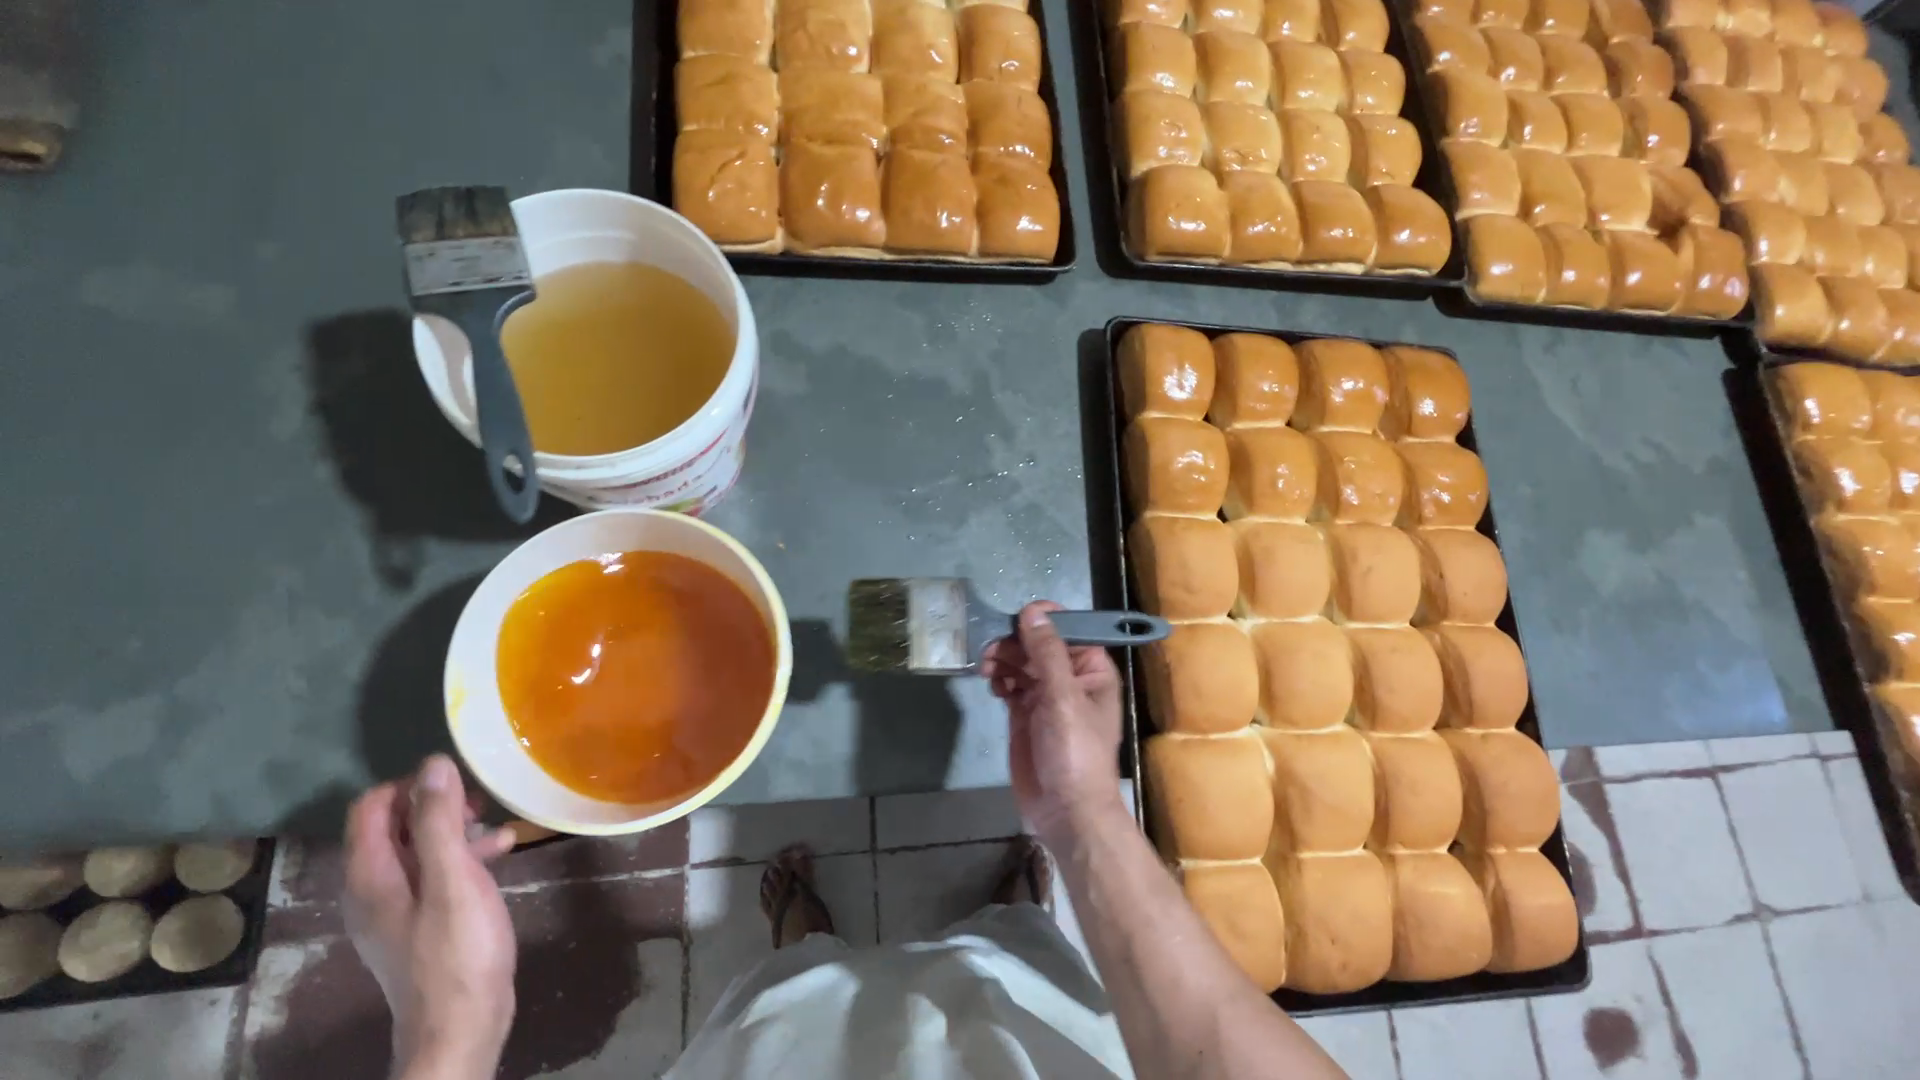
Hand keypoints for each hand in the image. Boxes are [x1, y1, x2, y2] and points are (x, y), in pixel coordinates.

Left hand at [342, 755, 518, 1078]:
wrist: (461, 1027)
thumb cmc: (458, 950)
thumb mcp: (453, 878)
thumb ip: (438, 822)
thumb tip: (433, 766)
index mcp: (370, 876)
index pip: (370, 807)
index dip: (410, 786)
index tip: (458, 782)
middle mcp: (372, 889)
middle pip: (392, 826)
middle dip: (436, 806)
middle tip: (481, 803)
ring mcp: (396, 910)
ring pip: (418, 850)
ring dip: (454, 830)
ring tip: (498, 825)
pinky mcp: (420, 925)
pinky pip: (434, 874)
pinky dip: (462, 857)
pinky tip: (501, 854)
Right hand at [981, 602, 1126, 846]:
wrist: (1066, 810)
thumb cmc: (1075, 751)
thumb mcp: (1063, 697)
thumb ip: (1046, 652)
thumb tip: (1034, 611)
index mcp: (1092, 671)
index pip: (1070, 631)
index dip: (1045, 621)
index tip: (1017, 617)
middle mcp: (1070, 679)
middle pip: (1039, 645)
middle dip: (1016, 642)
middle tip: (993, 650)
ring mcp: (1046, 697)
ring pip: (1022, 663)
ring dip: (1004, 659)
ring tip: (987, 667)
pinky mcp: (1025, 714)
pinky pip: (1011, 684)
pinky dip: (1000, 679)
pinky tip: (993, 684)